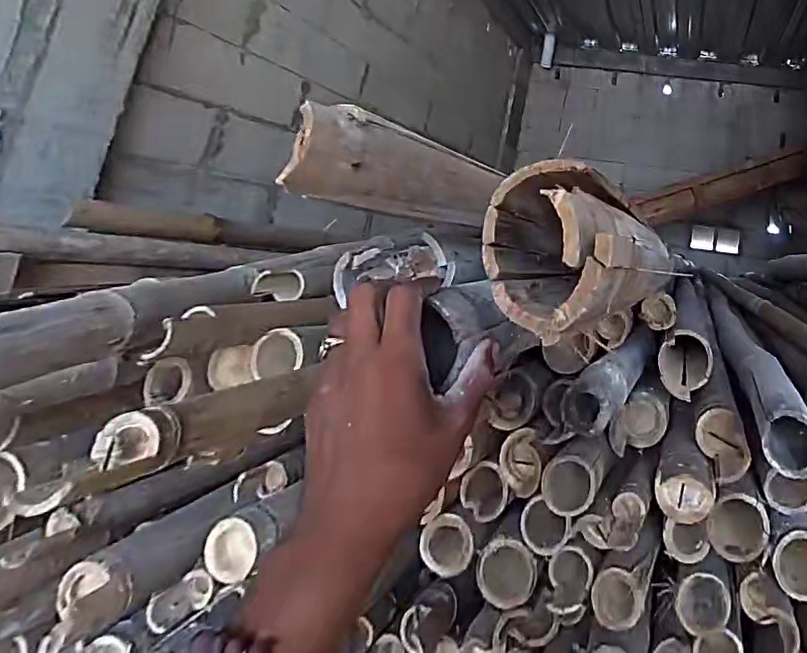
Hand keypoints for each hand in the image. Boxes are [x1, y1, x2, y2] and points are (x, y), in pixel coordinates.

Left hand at [300, 277, 497, 550]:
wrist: (346, 523)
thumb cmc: (408, 472)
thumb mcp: (454, 427)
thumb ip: (475, 380)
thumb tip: (491, 348)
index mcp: (396, 359)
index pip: (402, 296)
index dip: (421, 283)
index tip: (436, 289)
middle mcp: (358, 358)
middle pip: (361, 295)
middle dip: (385, 288)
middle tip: (408, 303)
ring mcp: (330, 378)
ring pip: (344, 327)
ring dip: (367, 324)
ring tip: (391, 347)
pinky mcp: (315, 400)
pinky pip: (334, 360)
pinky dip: (354, 356)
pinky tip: (371, 387)